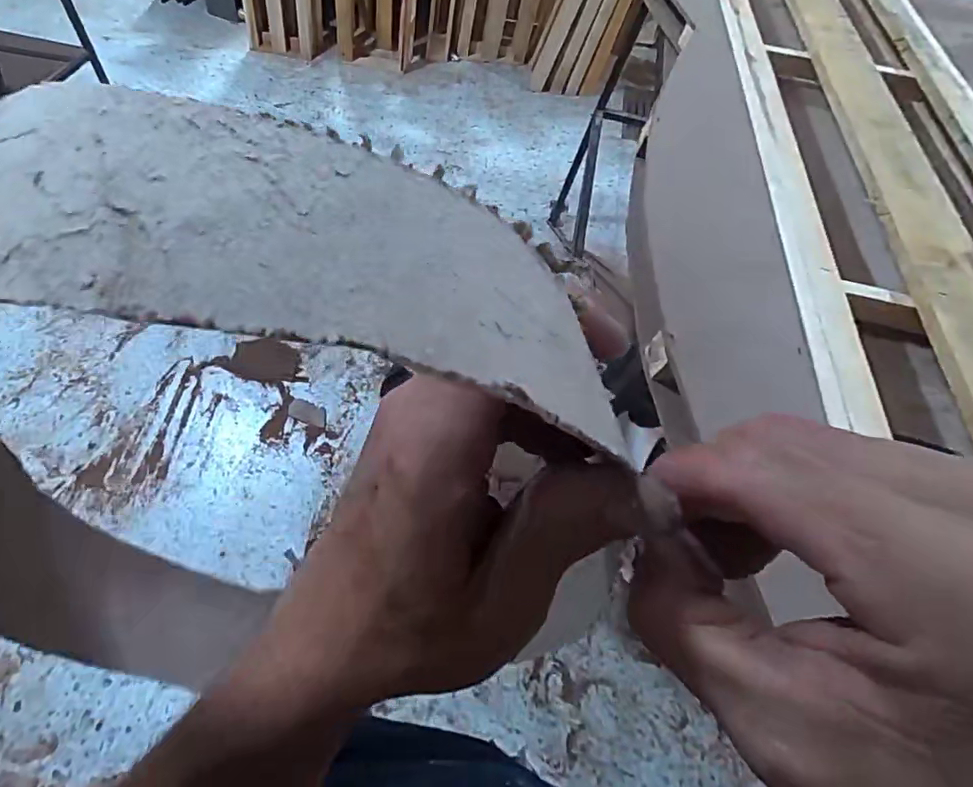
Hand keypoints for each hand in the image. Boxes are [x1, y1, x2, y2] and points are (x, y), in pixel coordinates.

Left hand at [127, 298, 642, 785]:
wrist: (326, 638)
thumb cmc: (407, 630)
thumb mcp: (500, 601)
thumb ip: (568, 526)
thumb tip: (646, 483)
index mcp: (433, 438)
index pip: (502, 345)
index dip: (562, 333)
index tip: (617, 353)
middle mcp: (416, 402)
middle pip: (498, 342)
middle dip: (564, 353)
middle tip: (619, 389)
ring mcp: (410, 405)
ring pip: (491, 361)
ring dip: (547, 382)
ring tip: (598, 429)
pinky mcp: (412, 419)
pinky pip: (477, 384)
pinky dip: (523, 401)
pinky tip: (557, 448)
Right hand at [628, 415, 972, 786]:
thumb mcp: (806, 748)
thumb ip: (693, 633)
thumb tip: (649, 545)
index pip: (776, 470)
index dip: (689, 476)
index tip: (644, 509)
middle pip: (805, 445)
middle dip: (725, 482)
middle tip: (693, 544)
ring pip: (842, 445)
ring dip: (776, 486)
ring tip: (754, 548)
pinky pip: (893, 461)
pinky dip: (833, 491)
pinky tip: (831, 545)